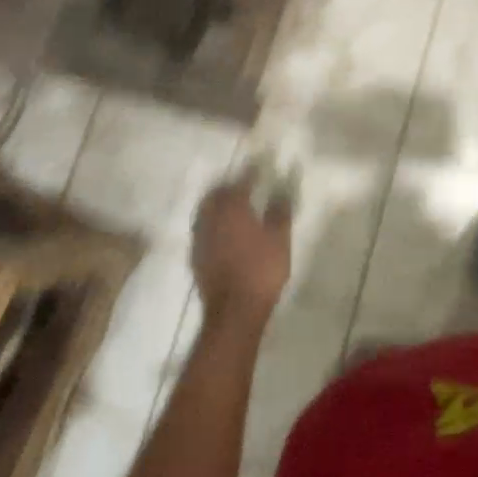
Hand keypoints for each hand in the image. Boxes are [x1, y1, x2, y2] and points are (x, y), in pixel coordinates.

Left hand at [191, 176, 291, 331]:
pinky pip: (202, 228)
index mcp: (232, 208)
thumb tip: (282, 188)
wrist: (234, 311)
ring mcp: (200, 237)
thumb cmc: (262, 270)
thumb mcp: (279, 239)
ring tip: (233, 205)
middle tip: (244, 183)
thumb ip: (280, 211)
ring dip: (218, 203)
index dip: (251, 171)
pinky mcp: (195, 255)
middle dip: (230, 185)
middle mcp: (211, 217)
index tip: (259, 165)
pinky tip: (223, 230)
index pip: (241, 181)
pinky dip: (212, 222)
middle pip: (217, 193)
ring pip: (206, 210)